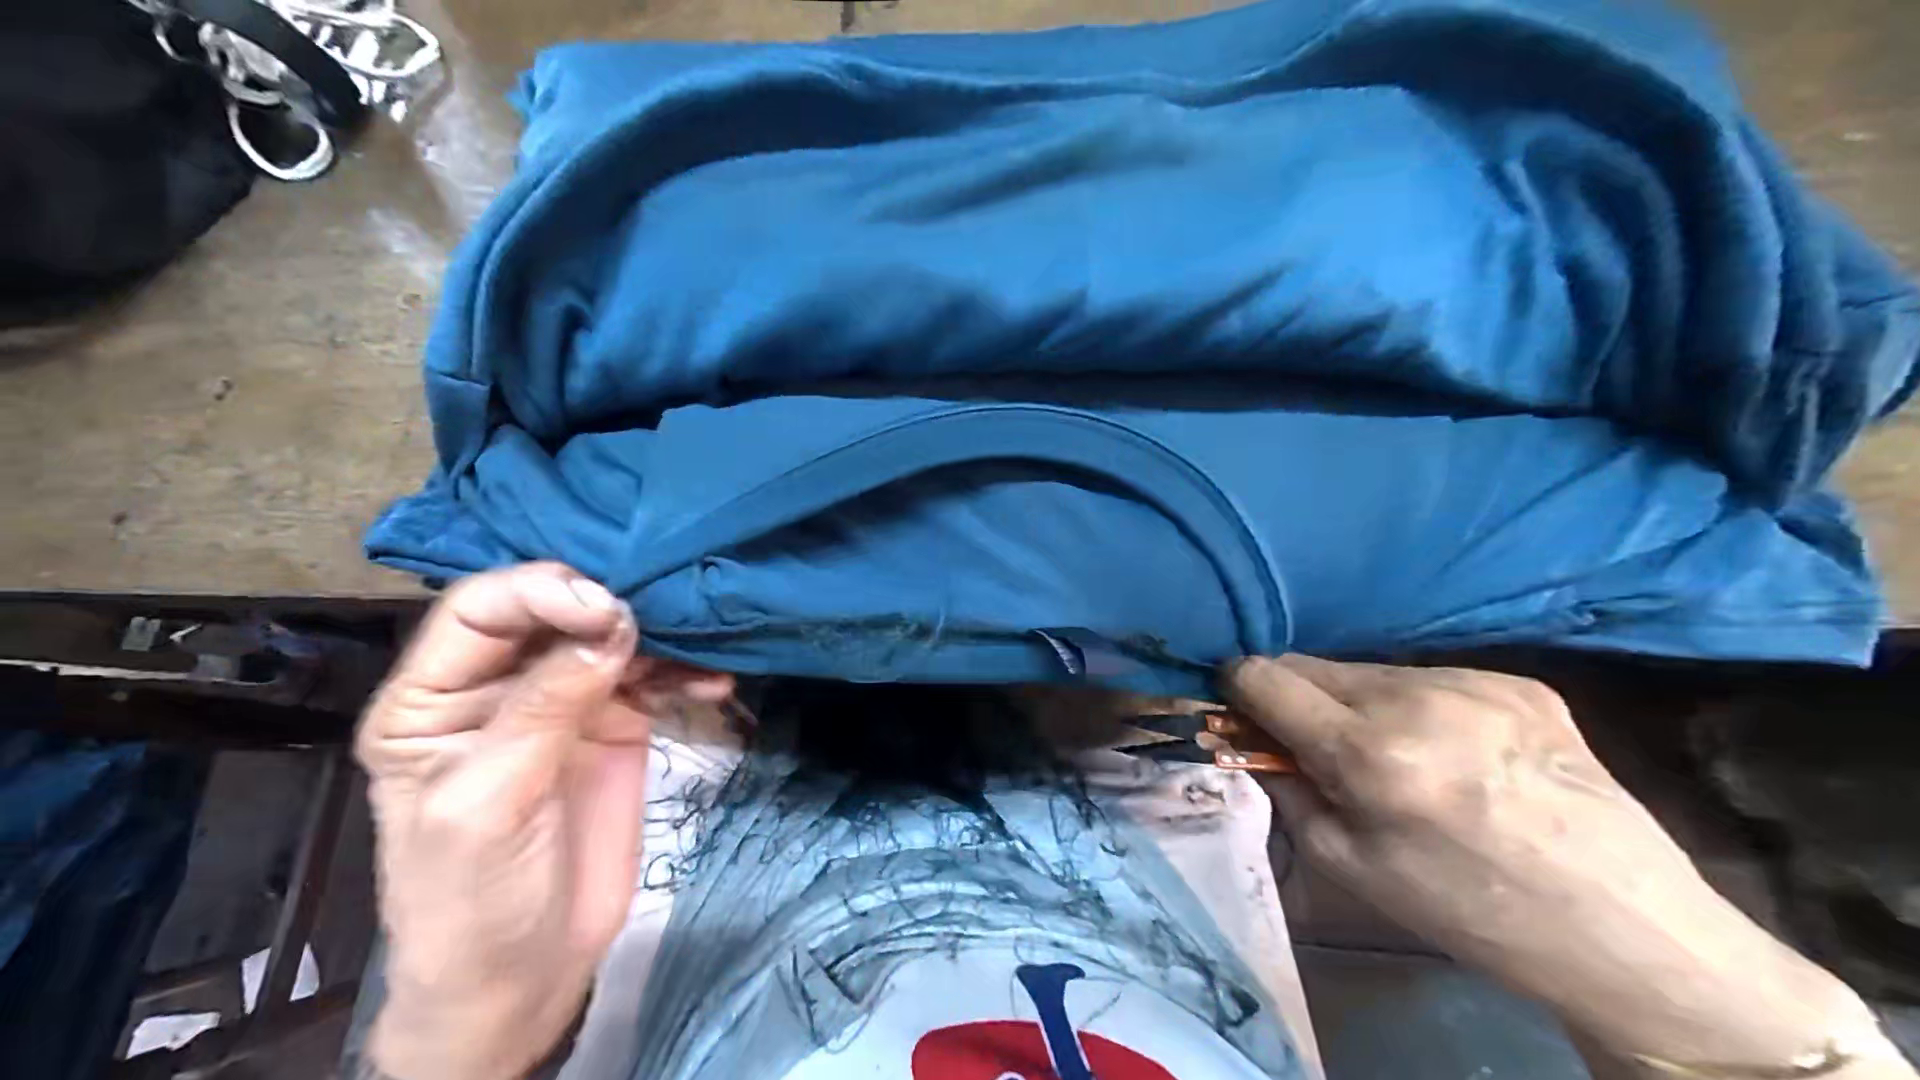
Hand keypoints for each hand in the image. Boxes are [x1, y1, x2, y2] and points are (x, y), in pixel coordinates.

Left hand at [356, 563, 731, 1079]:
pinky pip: (655, 680)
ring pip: (613, 638)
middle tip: (655, 616)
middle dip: (604, 604)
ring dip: (659, 637)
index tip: (605, 609)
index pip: (480, 610)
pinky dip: (687, 675)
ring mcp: (565, 701)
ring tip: (697, 651)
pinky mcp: (618, 723)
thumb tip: (612, 625)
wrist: (527, 972)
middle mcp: (500, 685)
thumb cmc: (473, 898)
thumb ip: (544, 709)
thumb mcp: (488, 803)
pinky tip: (714, 684)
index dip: (540, 593)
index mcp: (433, 698)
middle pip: (553, 611)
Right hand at [1223, 655, 1901, 1077]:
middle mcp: (1420, 698)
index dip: (1238, 689)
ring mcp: (1476, 682)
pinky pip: (1425, 677)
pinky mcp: (1519, 680)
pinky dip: (1411, 704)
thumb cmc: (1468, 910)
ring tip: (1389, 750)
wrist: (1631, 934)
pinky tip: (1448, 748)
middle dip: (1293, 696)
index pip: (1265, 677)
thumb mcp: (1348, 863)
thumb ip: (1284, 784)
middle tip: (1310, 741)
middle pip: (1309, 663)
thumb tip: (1246, 736)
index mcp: (1372, 754)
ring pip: (1365, 668)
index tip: (1239, 710)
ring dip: (1353, 700)